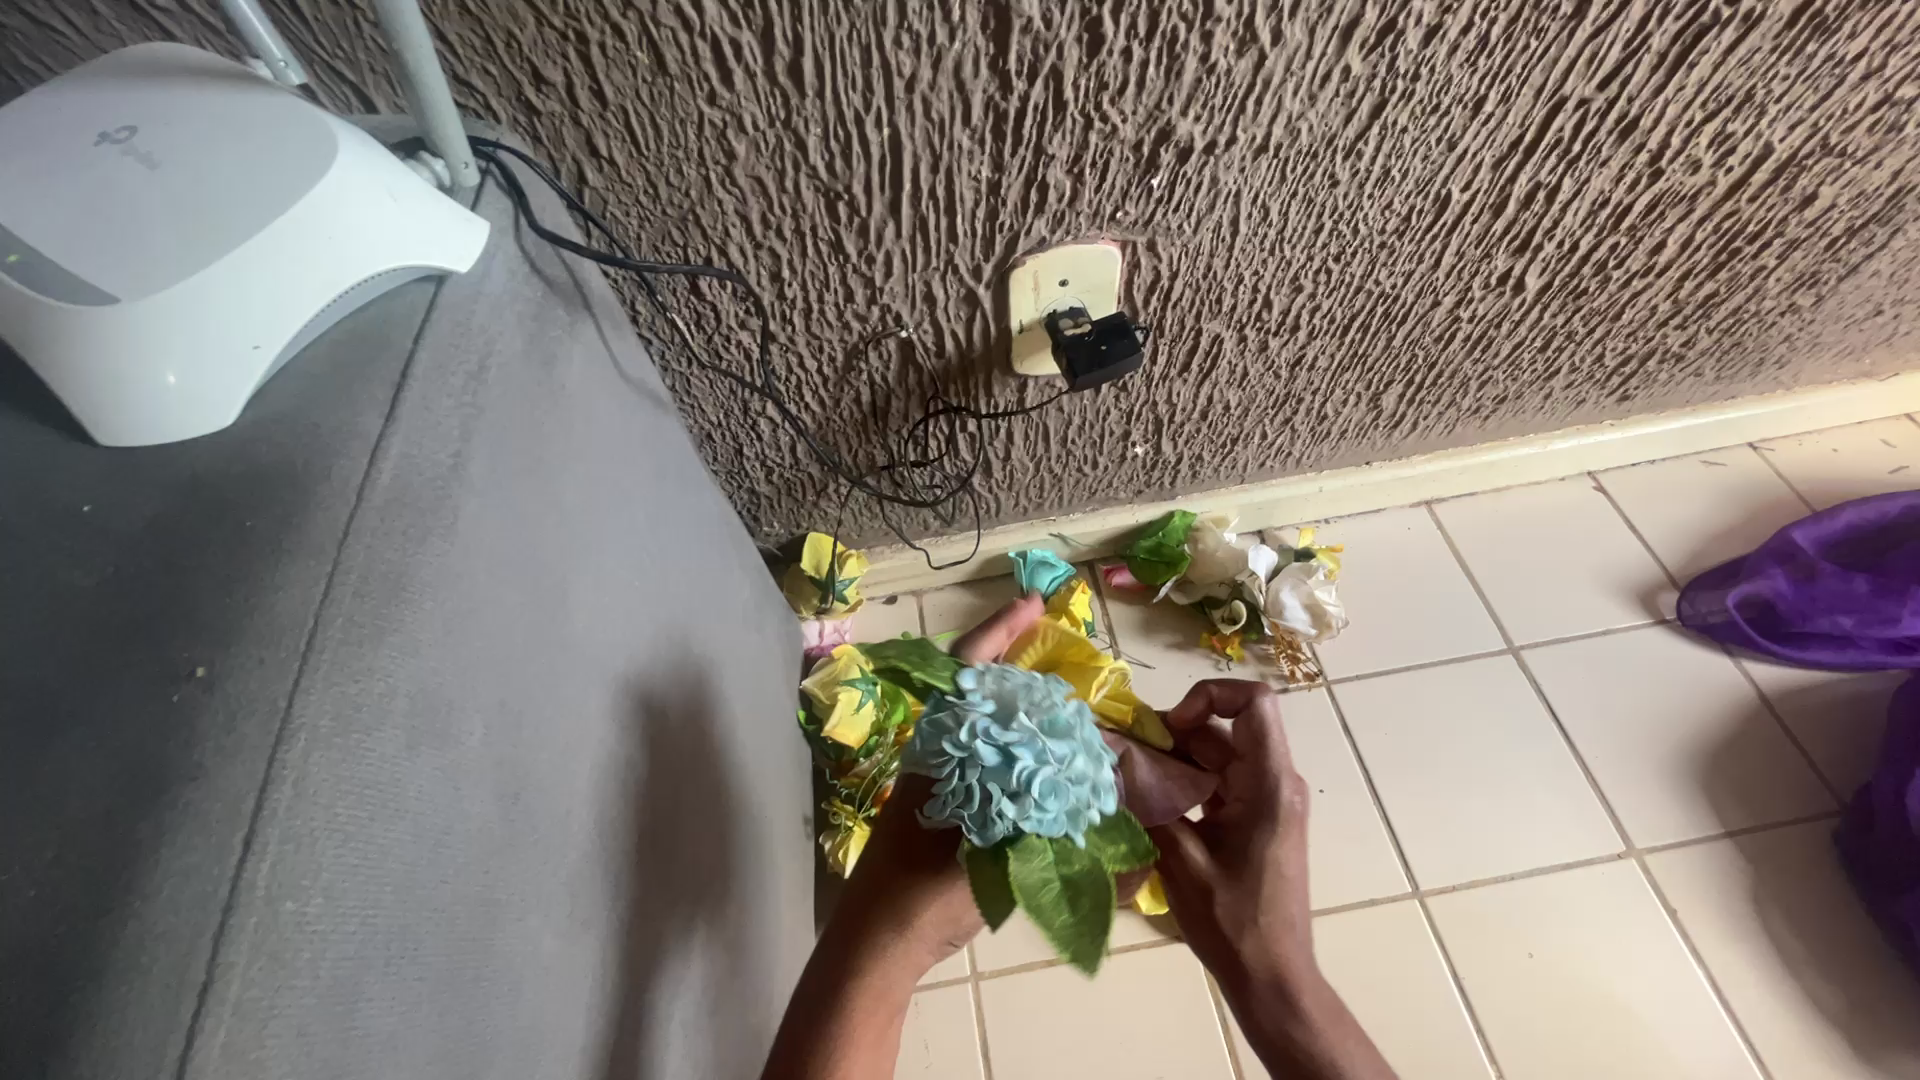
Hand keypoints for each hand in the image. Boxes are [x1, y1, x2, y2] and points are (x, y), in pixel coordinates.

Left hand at [826, 593, 1045, 978]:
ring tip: (1063, 700)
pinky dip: (1016, 744)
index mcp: (941, 743)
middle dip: (1016, 663)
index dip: (1000, 629)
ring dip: (1018, 704)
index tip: (1033, 601)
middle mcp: (939, 747)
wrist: (879, 940)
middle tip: (1061, 653)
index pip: (969, 667)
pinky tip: (1046, 757)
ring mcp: (940, 772)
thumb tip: (1113, 802)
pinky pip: (986, 753)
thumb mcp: (994, 854)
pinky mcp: (946, 799)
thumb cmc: (926, 892)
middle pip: (978, 688)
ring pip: (983, 720)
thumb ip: (1051, 824)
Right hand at [1150, 679, 1315, 995]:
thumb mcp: (1181, 858)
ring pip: (1216, 752)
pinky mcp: (1253, 816)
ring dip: (1172, 758)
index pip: (1253, 702)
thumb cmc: (1233, 922)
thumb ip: (1147, 799)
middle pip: (1224, 727)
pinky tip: (1149, 798)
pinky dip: (1183, 780)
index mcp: (1268, 784)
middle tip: (1127, 753)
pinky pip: (1217, 778)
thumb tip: (1108, 754)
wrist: (1272, 979)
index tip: (1169, 726)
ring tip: (1129, 775)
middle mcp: (1274, 781)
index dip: (1208, 697)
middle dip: (1173, 732)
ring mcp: (1265, 799)